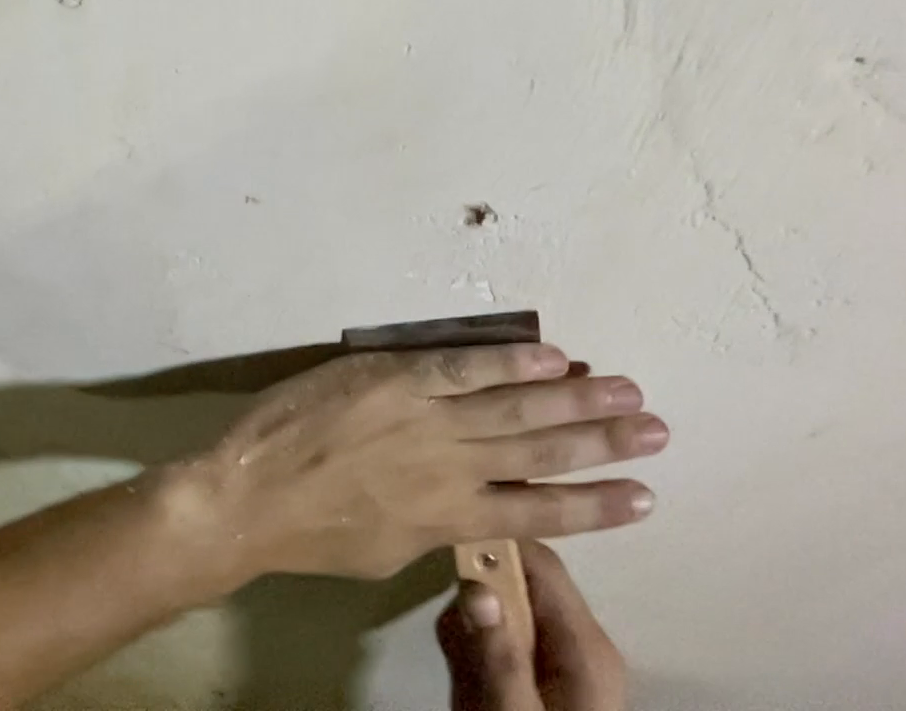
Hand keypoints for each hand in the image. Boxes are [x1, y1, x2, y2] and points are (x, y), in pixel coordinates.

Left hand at [176, 343, 665, 581]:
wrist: (249, 495)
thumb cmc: (311, 534)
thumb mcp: (384, 551)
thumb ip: (434, 527)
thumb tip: (463, 509)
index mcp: (450, 521)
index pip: (540, 513)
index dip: (595, 505)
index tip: (644, 497)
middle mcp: (452, 468)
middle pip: (542, 452)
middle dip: (603, 441)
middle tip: (656, 428)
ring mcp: (426, 418)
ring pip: (515, 407)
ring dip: (574, 397)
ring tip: (624, 389)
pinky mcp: (395, 378)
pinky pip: (463, 367)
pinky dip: (508, 362)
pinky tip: (549, 355)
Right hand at [437, 541, 626, 710]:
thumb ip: (496, 655)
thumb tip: (475, 585)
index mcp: (585, 645)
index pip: (539, 562)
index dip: (493, 546)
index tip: (445, 554)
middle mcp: (577, 643)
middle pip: (515, 585)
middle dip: (474, 606)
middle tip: (455, 647)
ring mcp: (559, 663)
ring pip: (499, 614)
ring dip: (470, 638)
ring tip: (466, 686)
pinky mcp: (540, 681)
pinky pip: (498, 645)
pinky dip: (474, 659)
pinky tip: (472, 695)